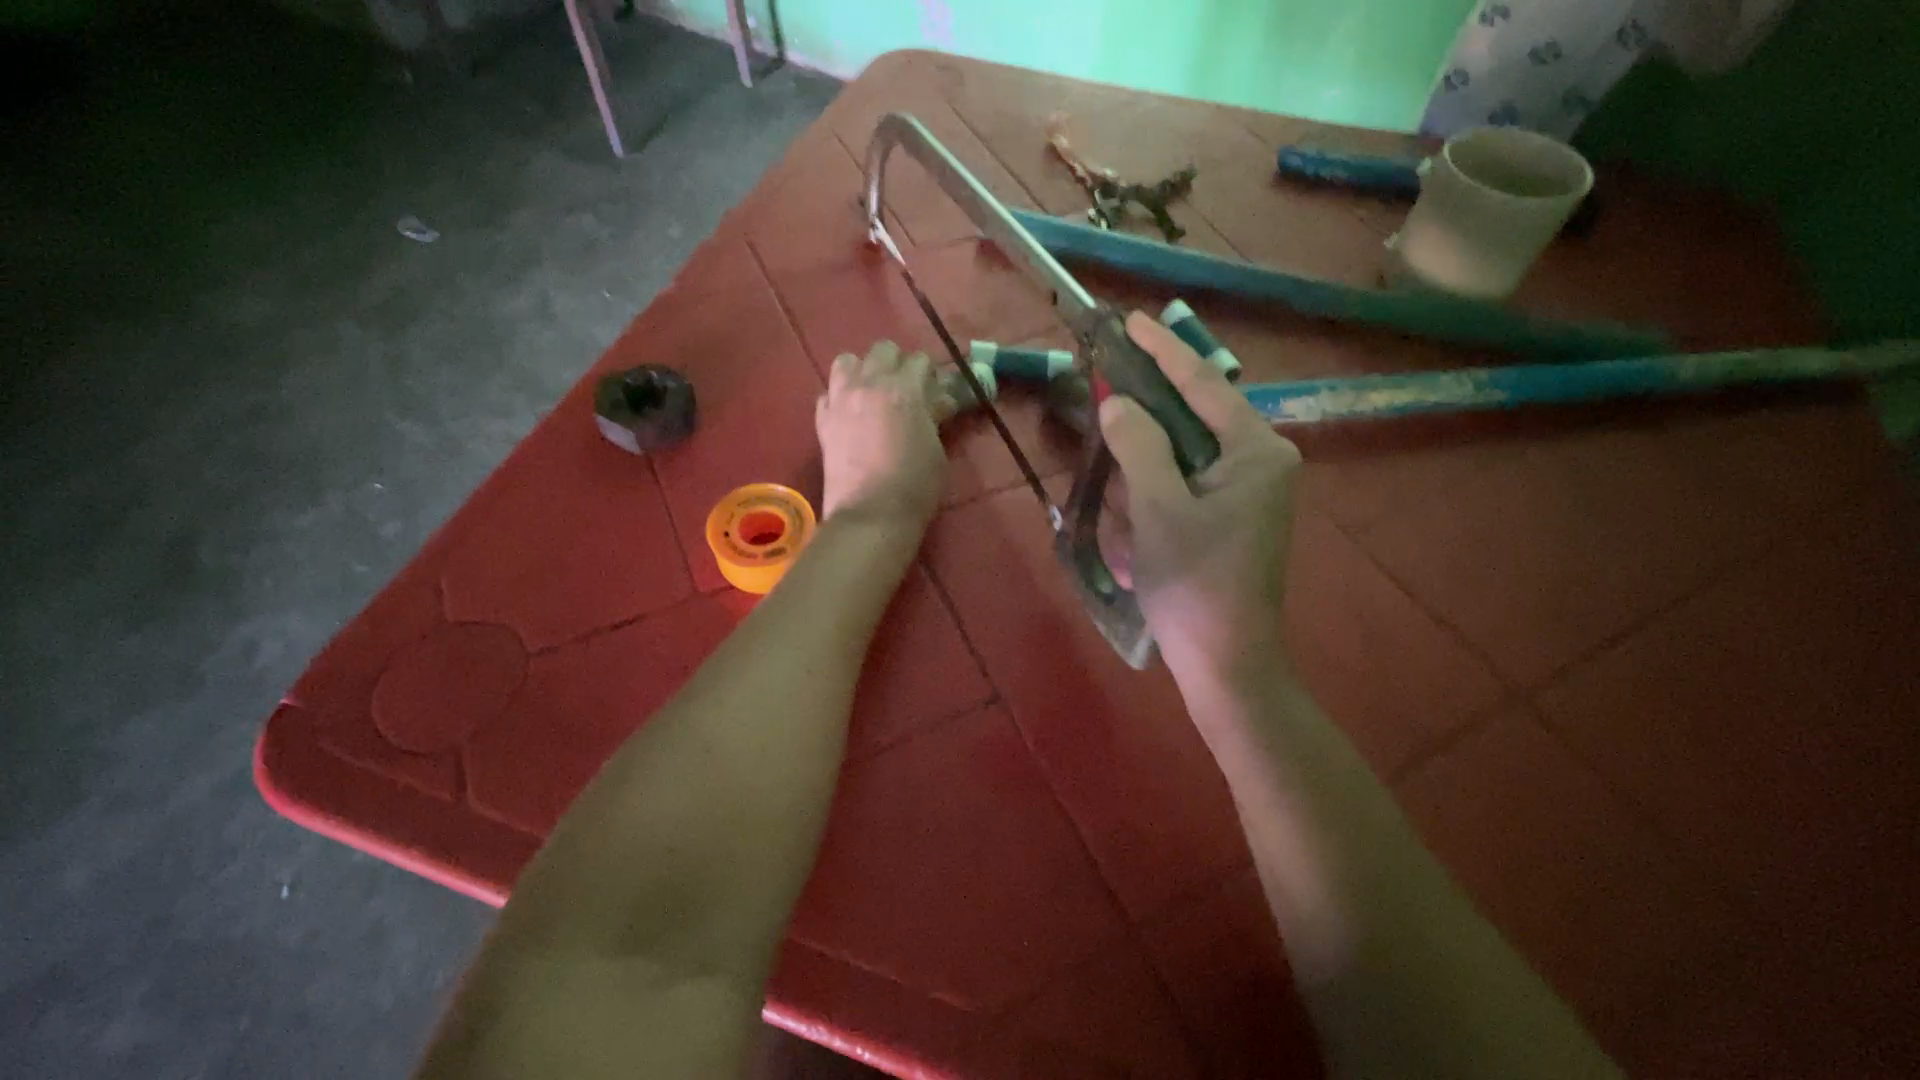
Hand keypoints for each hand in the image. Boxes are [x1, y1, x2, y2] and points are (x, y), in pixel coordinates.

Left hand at [816, 340, 947, 528]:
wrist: (870, 514)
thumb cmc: (915, 486)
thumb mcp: (936, 450)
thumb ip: (934, 417)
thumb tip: (939, 402)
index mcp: (904, 389)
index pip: (919, 360)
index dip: (929, 376)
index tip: (934, 394)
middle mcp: (869, 384)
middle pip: (883, 350)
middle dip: (896, 364)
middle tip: (904, 390)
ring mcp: (840, 400)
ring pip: (847, 361)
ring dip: (863, 371)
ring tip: (872, 394)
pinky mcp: (822, 420)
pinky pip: (828, 393)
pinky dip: (840, 398)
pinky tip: (850, 416)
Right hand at [1099, 312, 1301, 668]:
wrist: (1227, 662)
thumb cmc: (1195, 584)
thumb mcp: (1158, 510)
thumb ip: (1139, 446)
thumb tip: (1117, 402)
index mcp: (1257, 451)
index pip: (1203, 385)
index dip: (1162, 352)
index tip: (1130, 321)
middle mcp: (1262, 461)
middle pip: (1193, 417)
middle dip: (1147, 419)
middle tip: (1106, 393)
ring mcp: (1250, 491)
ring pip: (1184, 455)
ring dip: (1146, 470)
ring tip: (1124, 493)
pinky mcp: (1234, 517)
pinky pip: (1185, 486)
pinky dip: (1155, 498)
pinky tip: (1136, 527)